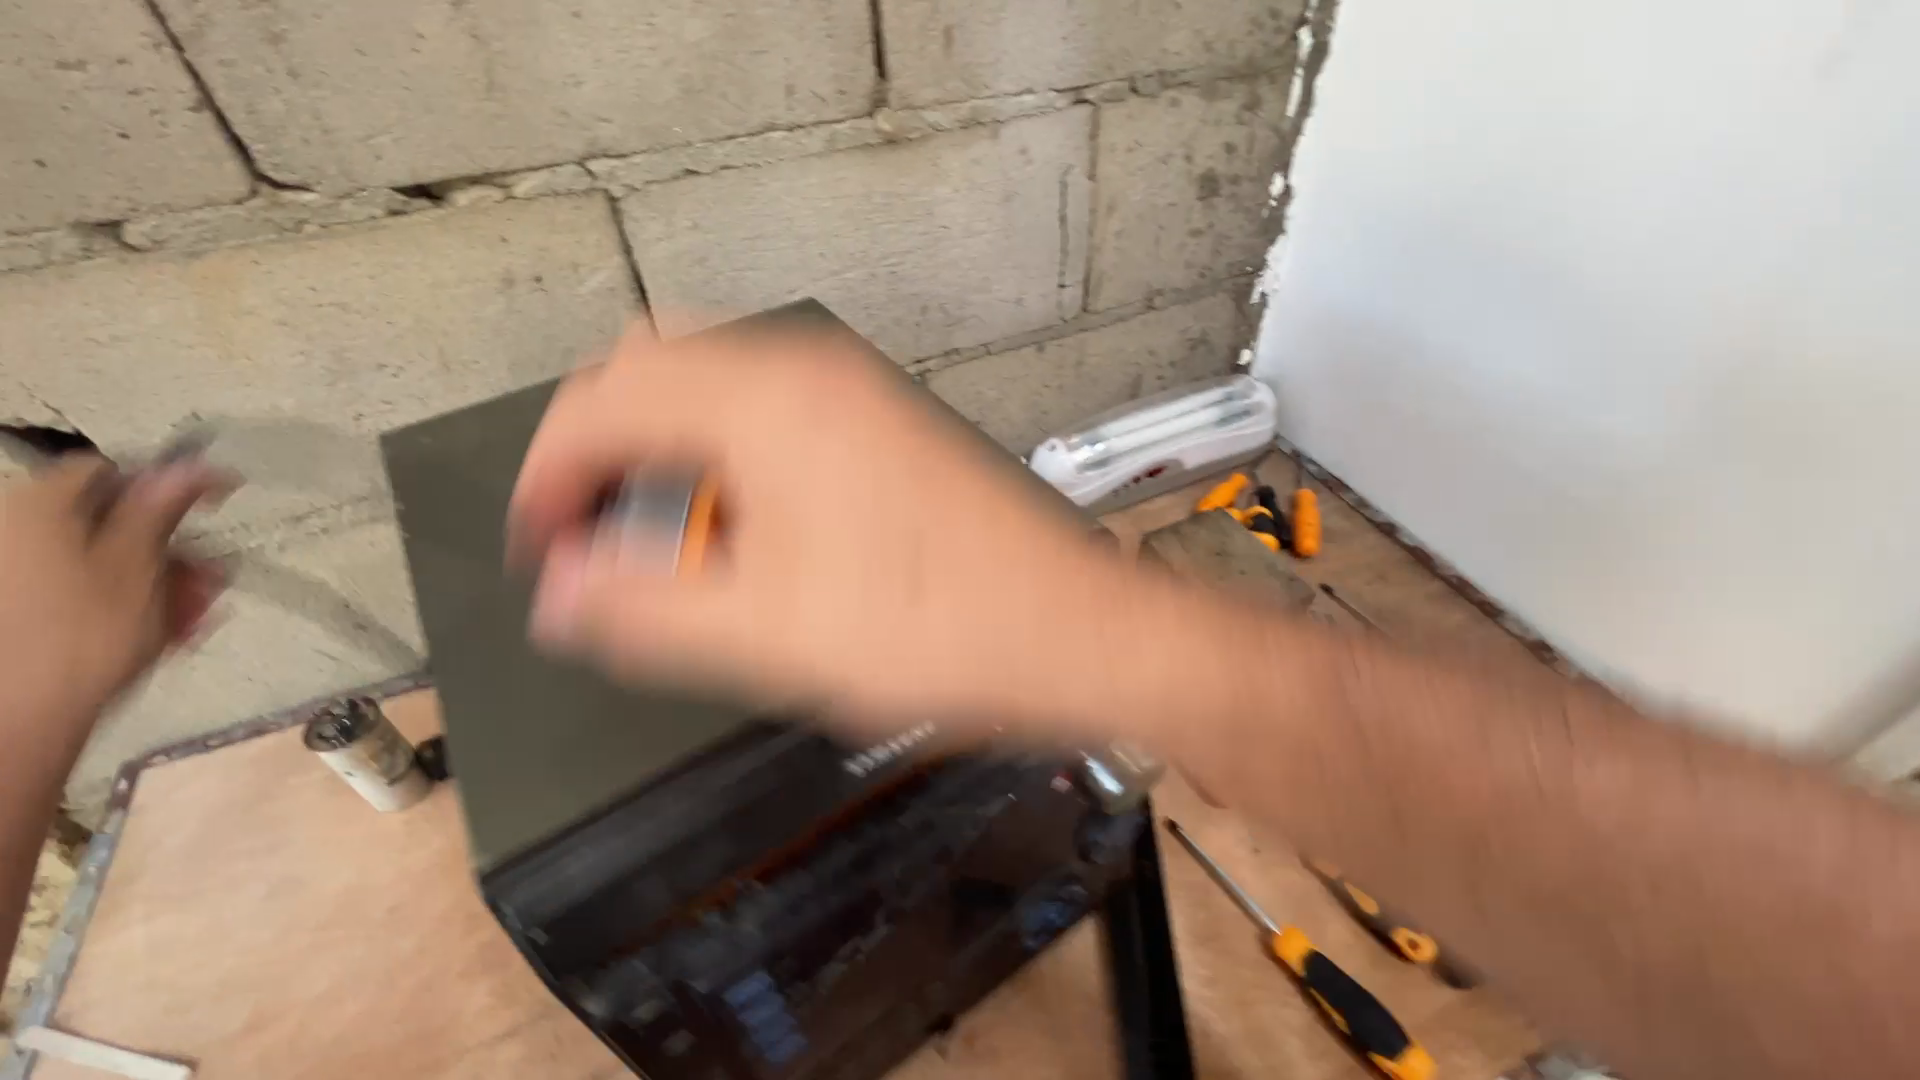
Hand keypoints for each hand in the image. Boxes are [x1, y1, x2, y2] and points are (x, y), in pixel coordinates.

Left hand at [0, 457, 230, 726]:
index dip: (167, 484)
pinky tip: (156, 629)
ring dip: (157, 581)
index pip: (109, 470)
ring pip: (98, 559)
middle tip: (208, 581)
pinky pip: (75, 589)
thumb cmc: (85, 635)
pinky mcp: (15, 609)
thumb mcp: (139, 564)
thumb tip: (190, 465)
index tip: (216, 504)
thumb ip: (160, 508)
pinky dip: (122, 601)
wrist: (21, 716)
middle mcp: (10, 530)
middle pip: (106, 521)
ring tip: (189, 616)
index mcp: (34, 506)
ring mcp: (9, 573)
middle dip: (169, 549)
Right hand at [508, 321, 1142, 738]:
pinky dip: (727, 455)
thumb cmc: (939, 632)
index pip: (604, 397)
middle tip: (595, 531)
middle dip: (603, 447)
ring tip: (667, 540)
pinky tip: (746, 529)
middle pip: (654, 367)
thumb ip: (644, 609)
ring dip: (667, 450)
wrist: (1075, 634)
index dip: (547, 473)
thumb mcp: (770, 636)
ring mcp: (855, 392)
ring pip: (715, 385)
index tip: (537, 546)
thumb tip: (558, 592)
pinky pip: (772, 413)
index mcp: (768, 402)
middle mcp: (810, 372)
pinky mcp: (884, 425)